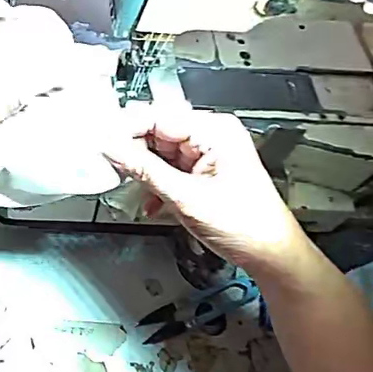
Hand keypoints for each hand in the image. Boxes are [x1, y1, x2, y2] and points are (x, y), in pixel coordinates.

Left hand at [0, 0, 77, 216]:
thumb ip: (30, 122)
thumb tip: (60, 104)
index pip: (58, 53)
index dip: (80, 67)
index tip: (84, 76)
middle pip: (40, 23)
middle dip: (57, 48)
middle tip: (54, 73)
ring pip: (8, 11)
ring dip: (24, 35)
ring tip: (18, 63)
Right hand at [102, 105, 327, 289]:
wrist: (270, 255)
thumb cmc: (248, 226)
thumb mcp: (185, 197)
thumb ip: (144, 170)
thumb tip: (114, 149)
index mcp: (215, 130)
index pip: (158, 116)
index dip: (126, 129)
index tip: (102, 142)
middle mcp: (212, 135)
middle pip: (156, 131)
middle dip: (132, 151)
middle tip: (108, 164)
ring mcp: (207, 152)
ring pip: (158, 151)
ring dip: (142, 170)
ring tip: (130, 184)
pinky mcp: (202, 169)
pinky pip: (167, 166)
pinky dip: (154, 181)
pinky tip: (149, 197)